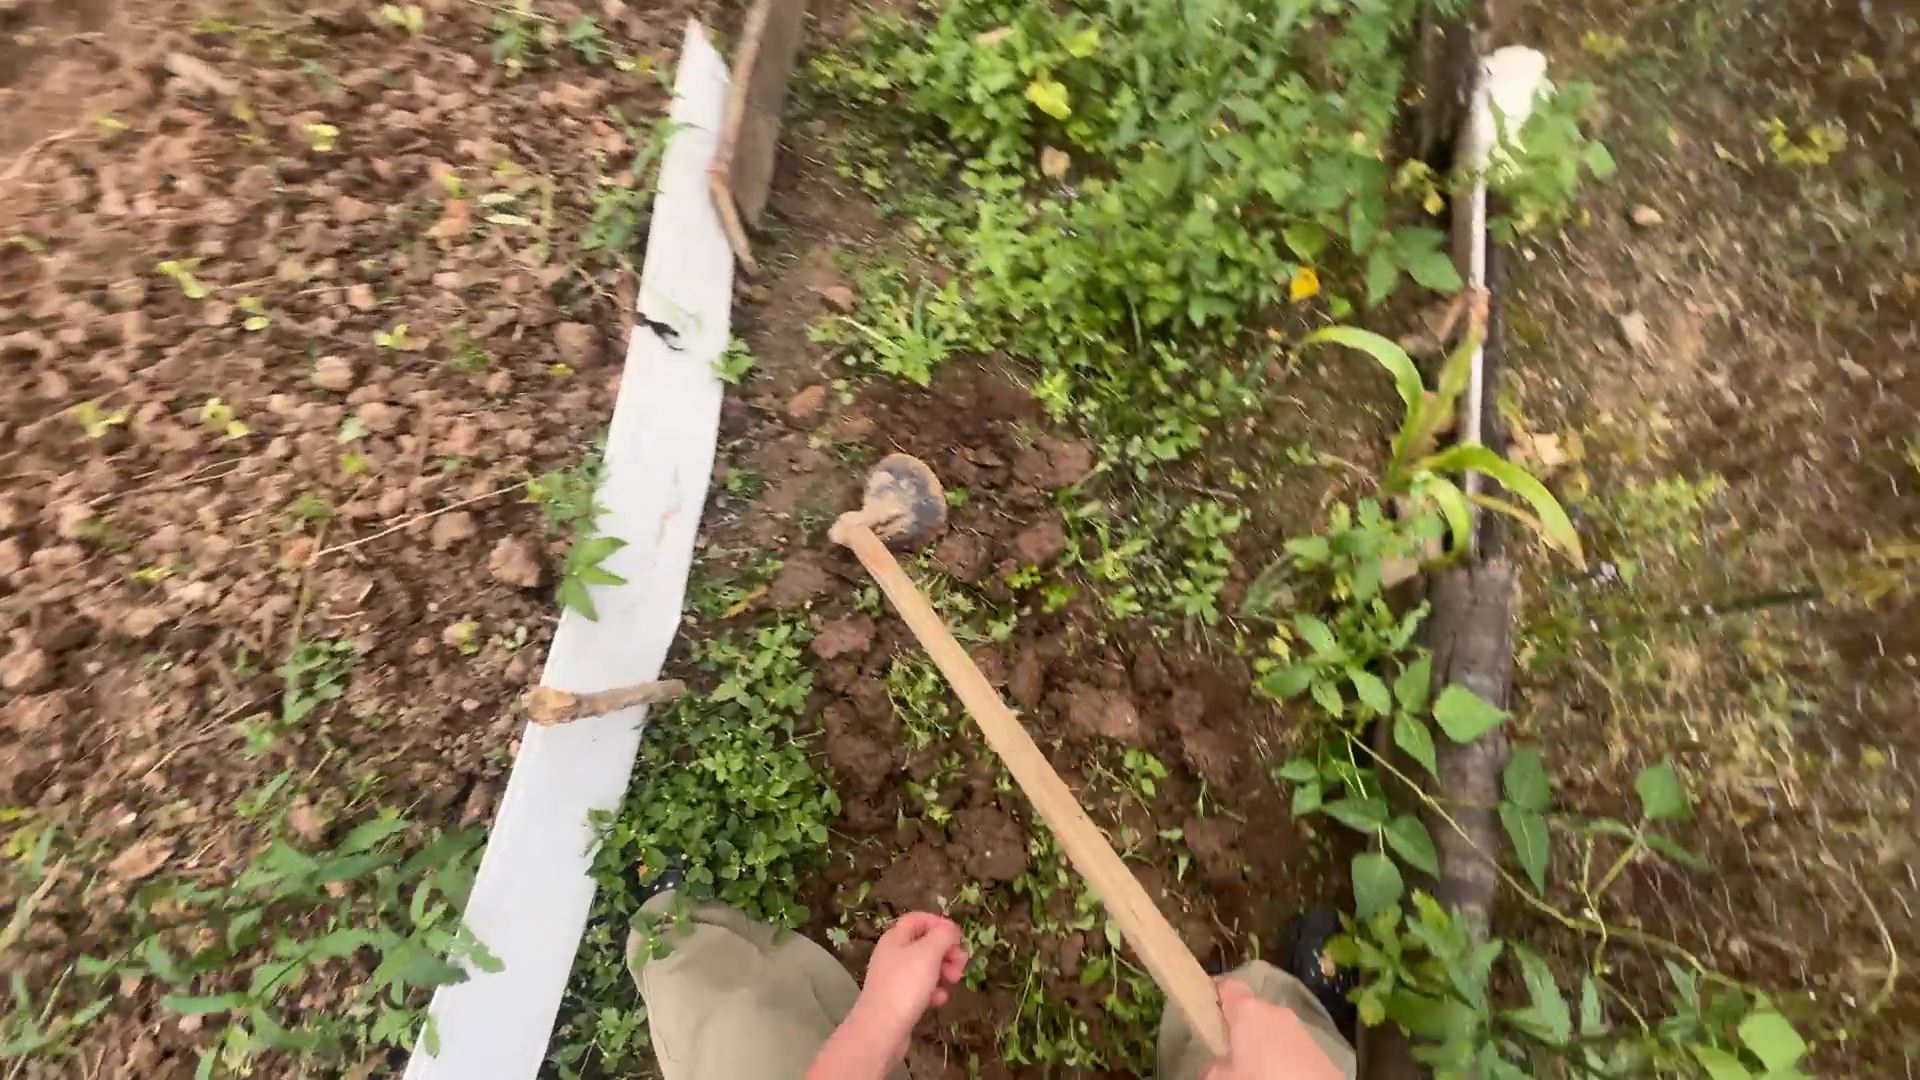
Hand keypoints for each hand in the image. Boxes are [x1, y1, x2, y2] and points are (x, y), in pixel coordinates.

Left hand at [807, 913, 967, 1079]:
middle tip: (961, 962)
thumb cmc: (905, 985)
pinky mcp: (897, 1001)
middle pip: (923, 943)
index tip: (957, 936)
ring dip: (942, 970)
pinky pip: (919, 989)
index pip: (918, 918)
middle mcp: (892, 954)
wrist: (880, 1031)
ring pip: (923, 967)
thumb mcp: (928, 952)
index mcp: (895, 937)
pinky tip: (940, 1000)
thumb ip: (943, 935)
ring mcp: (893, 979)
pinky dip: (932, 991)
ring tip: (954, 981)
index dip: (939, 922)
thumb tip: (950, 929)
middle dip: (945, 950)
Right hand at [1201, 978, 1344, 1079]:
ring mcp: (1300, 1029)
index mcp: (1247, 1009)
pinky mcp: (1320, 1050)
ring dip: (1266, 1043)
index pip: (1227, 985)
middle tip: (1234, 1052)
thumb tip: (1211, 1068)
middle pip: (1251, 1010)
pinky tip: (1284, 1077)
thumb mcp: (1224, 1078)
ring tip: (1261, 1070)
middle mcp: (1274, 1010)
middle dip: (1243, 1028)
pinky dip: (1287, 1058)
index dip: (1217, 996)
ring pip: (1274, 1028)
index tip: (1210, 1014)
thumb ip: (1212, 1068)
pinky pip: (1294, 1047)